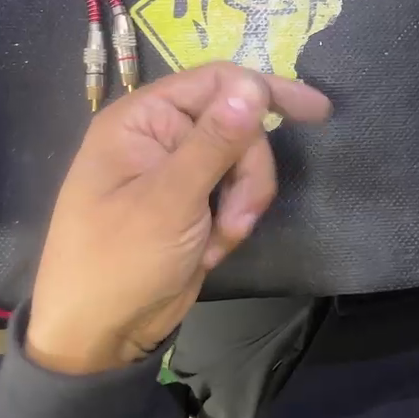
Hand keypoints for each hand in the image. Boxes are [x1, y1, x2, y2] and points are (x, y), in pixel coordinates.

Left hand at [26, 63, 331, 374]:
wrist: (100, 336)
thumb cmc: (120, 262)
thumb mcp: (170, 201)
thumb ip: (215, 141)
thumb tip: (254, 85)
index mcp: (142, 119)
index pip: (217, 81)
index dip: (267, 91)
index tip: (317, 112)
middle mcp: (161, 135)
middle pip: (239, 125)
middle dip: (249, 173)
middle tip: (239, 217)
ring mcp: (178, 169)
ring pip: (245, 161)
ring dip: (244, 202)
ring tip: (221, 239)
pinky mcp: (194, 201)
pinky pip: (237, 192)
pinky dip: (235, 219)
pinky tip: (212, 247)